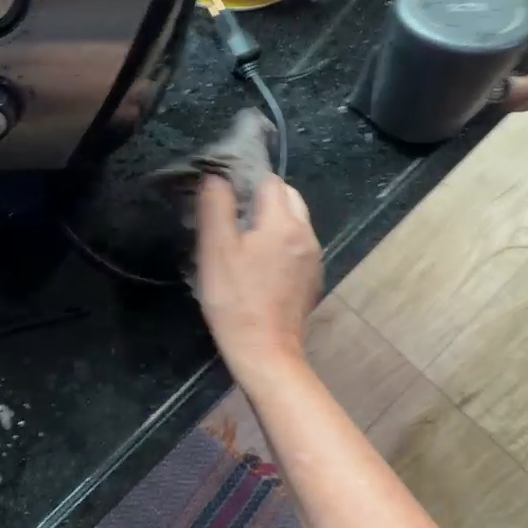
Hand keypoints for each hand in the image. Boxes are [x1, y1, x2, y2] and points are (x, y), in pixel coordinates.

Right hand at [195, 176, 322, 375]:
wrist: (263, 350)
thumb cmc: (233, 297)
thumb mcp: (215, 249)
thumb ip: (216, 207)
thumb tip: (216, 178)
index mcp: (283, 223)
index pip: (269, 181)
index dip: (245, 179)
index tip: (222, 191)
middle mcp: (306, 235)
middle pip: (288, 198)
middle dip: (261, 196)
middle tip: (230, 212)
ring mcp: (313, 259)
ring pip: (294, 222)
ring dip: (270, 220)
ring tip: (241, 237)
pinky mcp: (312, 279)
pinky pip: (296, 246)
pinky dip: (279, 243)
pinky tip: (257, 264)